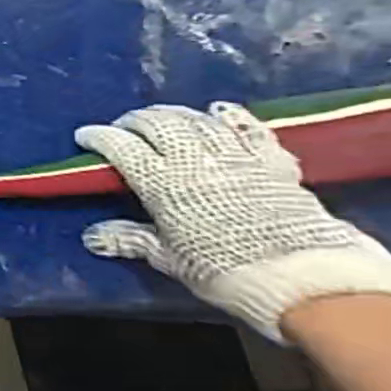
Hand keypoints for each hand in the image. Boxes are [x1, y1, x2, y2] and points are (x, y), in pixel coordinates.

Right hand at [76, 102, 390, 341]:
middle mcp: (195, 162)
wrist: (305, 279)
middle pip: (159, 125)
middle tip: (124, 126)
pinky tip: (220, 111)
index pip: (120, 146)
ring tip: (162, 117)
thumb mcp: (169, 257)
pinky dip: (233, 118)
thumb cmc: (223, 268)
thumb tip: (94, 237)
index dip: (98, 137)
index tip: (85, 137)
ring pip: (199, 122)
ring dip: (175, 115)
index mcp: (161, 183)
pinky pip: (251, 131)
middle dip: (135, 120)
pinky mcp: (274, 165)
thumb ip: (132, 239)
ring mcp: (237, 160)